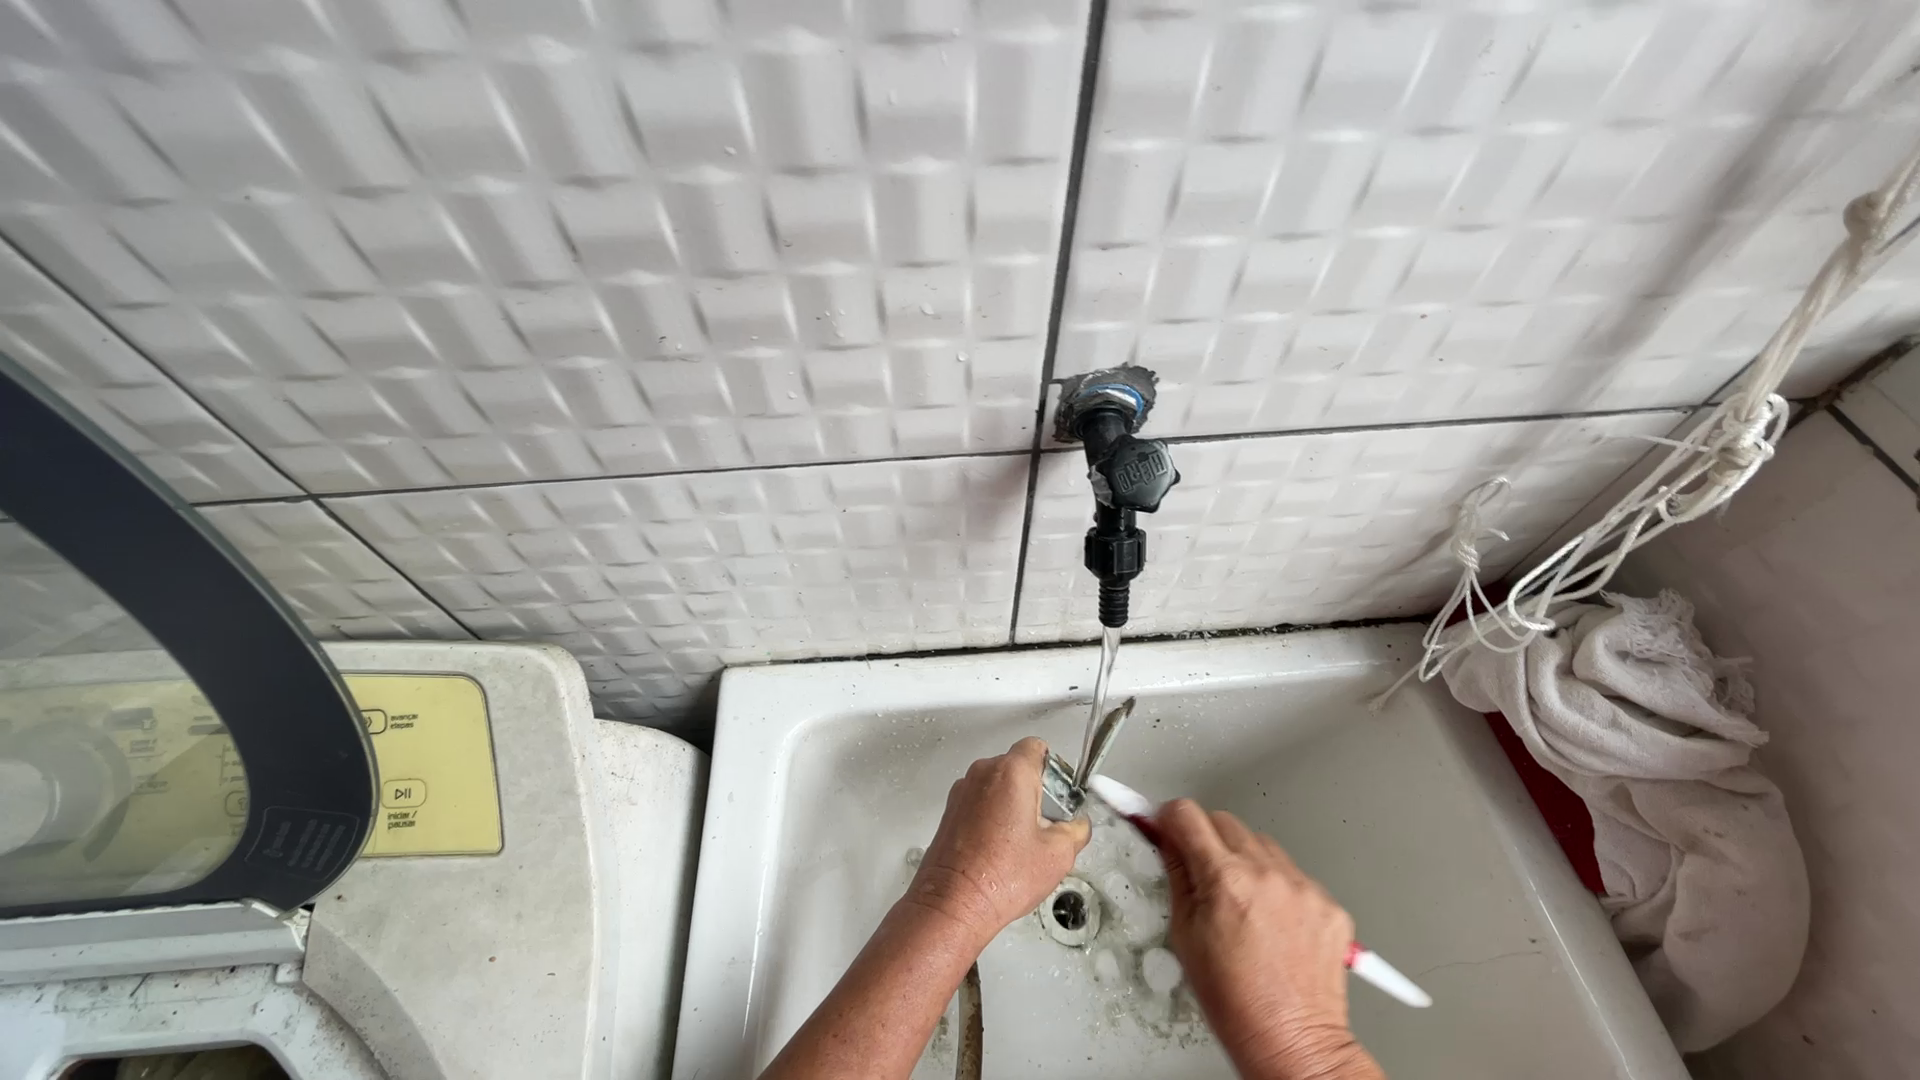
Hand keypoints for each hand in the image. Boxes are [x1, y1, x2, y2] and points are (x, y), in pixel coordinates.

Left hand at [900, 737, 1091, 947]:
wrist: (954, 903)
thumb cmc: (999, 877)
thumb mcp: (1059, 854)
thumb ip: (1076, 829)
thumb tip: (1077, 825)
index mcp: (1011, 772)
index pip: (1037, 747)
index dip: (1054, 768)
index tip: (1060, 793)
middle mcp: (983, 773)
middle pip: (1018, 766)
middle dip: (1035, 790)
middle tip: (1046, 823)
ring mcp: (963, 791)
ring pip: (998, 785)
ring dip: (1012, 804)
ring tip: (1021, 842)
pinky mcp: (951, 810)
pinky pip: (980, 801)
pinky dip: (992, 816)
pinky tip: (1000, 848)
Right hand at [1154, 799, 1381, 1079]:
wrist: (1293, 1042)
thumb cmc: (1237, 1002)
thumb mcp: (1184, 934)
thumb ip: (1177, 875)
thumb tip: (1166, 841)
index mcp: (1225, 880)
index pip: (1186, 814)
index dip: (1168, 818)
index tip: (1161, 822)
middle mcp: (1267, 874)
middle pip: (1223, 821)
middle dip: (1204, 837)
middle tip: (1199, 869)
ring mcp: (1302, 887)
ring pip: (1259, 842)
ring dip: (1243, 858)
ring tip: (1238, 900)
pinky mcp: (1328, 902)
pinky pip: (1292, 872)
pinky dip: (1276, 884)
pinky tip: (1269, 918)